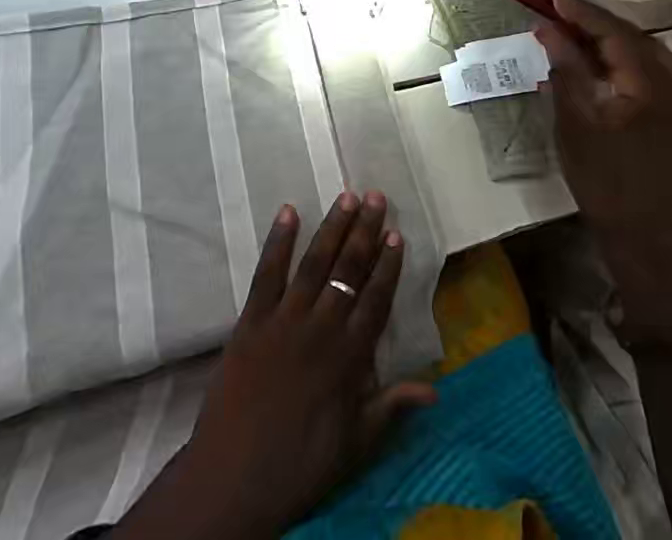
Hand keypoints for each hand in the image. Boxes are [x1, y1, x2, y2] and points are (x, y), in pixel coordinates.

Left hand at [113, 191, 434, 539]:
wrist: (236, 474)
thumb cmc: (301, 463)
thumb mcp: (355, 443)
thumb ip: (391, 407)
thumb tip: (435, 390)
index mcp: (349, 358)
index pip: (376, 300)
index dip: (388, 266)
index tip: (398, 235)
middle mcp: (321, 329)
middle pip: (348, 271)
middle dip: (364, 233)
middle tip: (376, 198)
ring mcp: (283, 320)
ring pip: (314, 264)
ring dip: (331, 228)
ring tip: (347, 197)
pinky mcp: (250, 320)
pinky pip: (266, 274)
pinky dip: (278, 242)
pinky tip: (288, 213)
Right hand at [534, 0, 671, 230]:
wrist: (638, 225)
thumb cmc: (600, 175)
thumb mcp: (574, 119)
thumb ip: (565, 68)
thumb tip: (547, 29)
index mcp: (653, 86)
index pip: (617, 35)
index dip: (584, 14)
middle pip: (634, 38)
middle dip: (595, 22)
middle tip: (557, 12)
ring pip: (643, 52)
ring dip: (607, 38)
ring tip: (570, 31)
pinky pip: (646, 70)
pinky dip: (618, 58)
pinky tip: (593, 60)